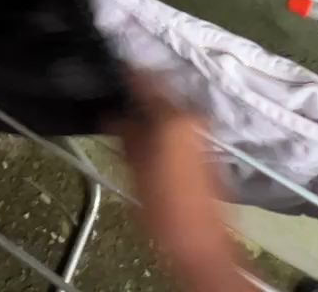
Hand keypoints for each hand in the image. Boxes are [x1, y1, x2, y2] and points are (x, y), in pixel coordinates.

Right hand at [116, 74, 251, 291]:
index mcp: (171, 117)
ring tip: (128, 123)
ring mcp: (203, 133)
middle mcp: (192, 118)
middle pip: (159, 90)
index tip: (108, 68)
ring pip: (169, 108)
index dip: (123, 71)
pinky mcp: (208, 149)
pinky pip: (180, 124)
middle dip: (137, 93)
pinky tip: (148, 141)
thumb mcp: (132, 168)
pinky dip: (164, 125)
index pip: (142, 77)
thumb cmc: (163, 209)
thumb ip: (123, 131)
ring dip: (150, 110)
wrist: (203, 249)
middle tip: (116, 103)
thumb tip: (113, 112)